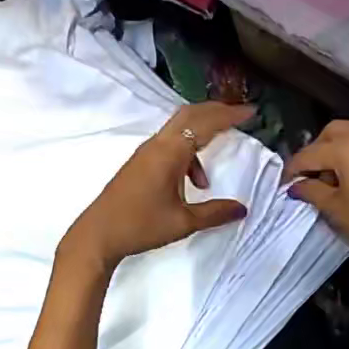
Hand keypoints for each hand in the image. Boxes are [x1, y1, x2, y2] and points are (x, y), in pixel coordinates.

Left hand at [61, 102, 253, 269]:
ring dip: (199, 141)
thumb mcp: (183, 222)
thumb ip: (214, 213)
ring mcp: (144, 154)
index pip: (205, 122)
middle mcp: (156, 145)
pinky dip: (185, 156)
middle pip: (189, 115)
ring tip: (208, 179)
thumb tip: (242, 209)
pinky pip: (167, 146)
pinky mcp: (137, 165)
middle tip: (238, 118)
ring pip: (177, 131)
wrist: (97, 236)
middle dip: (215, 113)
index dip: (229, 115)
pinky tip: (188, 186)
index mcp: (169, 152)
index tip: (251, 112)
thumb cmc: (140, 226)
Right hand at [284, 121, 348, 274]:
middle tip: (308, 178)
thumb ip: (312, 191)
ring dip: (335, 150)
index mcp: (347, 146)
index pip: (309, 153)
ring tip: (331, 178)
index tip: (284, 184)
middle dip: (315, 152)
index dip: (293, 170)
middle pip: (330, 133)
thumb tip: (296, 186)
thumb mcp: (337, 208)